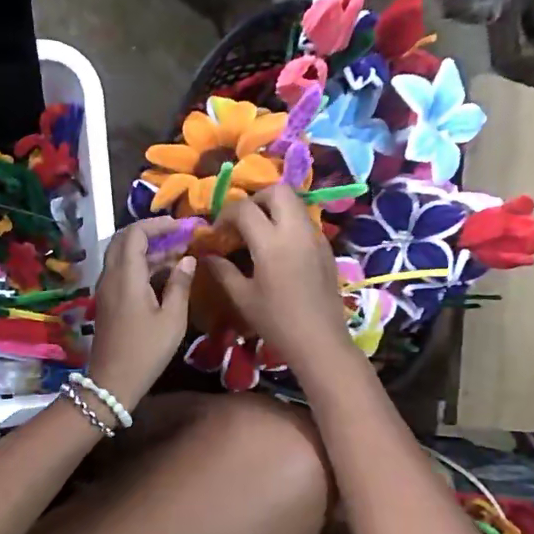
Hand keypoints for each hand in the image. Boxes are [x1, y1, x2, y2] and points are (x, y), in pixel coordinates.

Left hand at [85, 217, 196, 407]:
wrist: (112, 381)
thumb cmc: (146, 351)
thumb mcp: (172, 319)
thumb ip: (180, 285)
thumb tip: (188, 260)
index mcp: (126, 276)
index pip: (135, 233)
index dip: (158, 224)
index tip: (182, 226)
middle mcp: (111, 276)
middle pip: (124, 240)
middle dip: (152, 233)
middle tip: (179, 237)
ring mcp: (106, 288)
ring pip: (122, 255)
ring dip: (147, 250)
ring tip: (178, 254)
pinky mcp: (107, 300)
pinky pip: (121, 271)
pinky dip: (141, 265)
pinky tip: (163, 275)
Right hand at [205, 186, 354, 372]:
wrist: (320, 342)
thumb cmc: (277, 322)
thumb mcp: (243, 298)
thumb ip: (223, 271)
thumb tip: (208, 255)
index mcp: (271, 242)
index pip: (245, 208)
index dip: (226, 214)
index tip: (217, 232)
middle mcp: (296, 231)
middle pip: (278, 191)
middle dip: (256, 199)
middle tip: (242, 222)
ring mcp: (315, 237)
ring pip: (295, 203)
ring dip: (274, 208)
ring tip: (259, 234)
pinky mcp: (326, 248)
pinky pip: (305, 222)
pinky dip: (288, 224)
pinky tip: (278, 249)